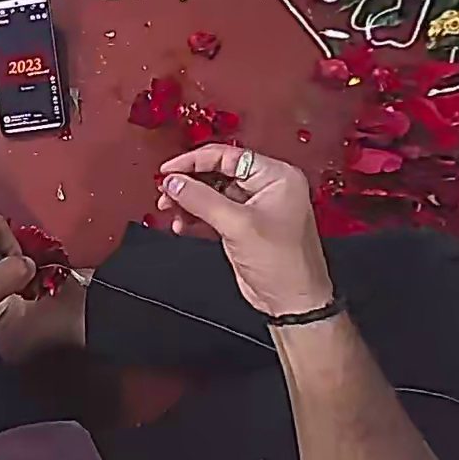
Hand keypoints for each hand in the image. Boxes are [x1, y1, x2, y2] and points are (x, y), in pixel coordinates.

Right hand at [156, 146, 333, 316]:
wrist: (292, 303)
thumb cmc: (284, 264)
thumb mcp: (238, 226)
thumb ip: (201, 200)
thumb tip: (174, 182)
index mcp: (276, 176)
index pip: (228, 156)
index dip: (194, 161)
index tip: (169, 170)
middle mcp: (267, 188)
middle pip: (217, 173)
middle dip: (189, 183)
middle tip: (166, 190)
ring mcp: (254, 208)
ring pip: (212, 194)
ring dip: (188, 202)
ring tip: (167, 208)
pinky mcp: (243, 226)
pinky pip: (213, 213)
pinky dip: (195, 218)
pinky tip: (180, 224)